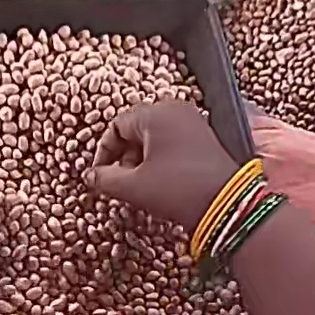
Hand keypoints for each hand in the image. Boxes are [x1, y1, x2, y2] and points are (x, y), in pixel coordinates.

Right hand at [84, 101, 239, 228]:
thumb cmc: (177, 190)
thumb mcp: (133, 187)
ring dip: (139, 162)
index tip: (99, 175)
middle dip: (122, 158)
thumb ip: (105, 179)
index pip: (116, 126)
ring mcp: (193, 123)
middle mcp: (175, 110)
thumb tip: (88, 176)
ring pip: (153, 138)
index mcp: (155, 113)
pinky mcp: (203, 139)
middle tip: (118, 184)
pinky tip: (157, 184)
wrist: (226, 204)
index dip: (103, 152)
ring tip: (137, 187)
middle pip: (135, 130)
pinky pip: (171, 144)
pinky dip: (158, 161)